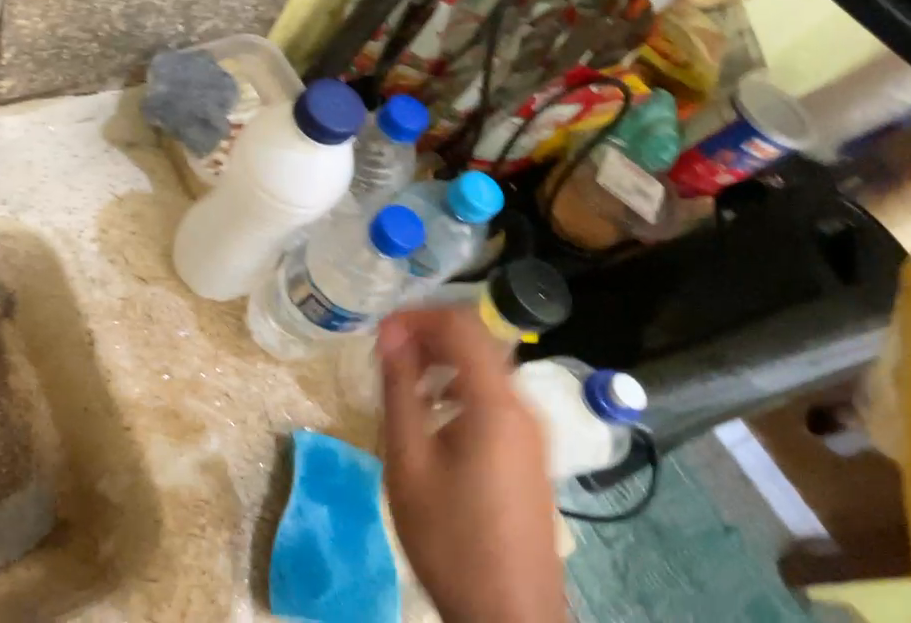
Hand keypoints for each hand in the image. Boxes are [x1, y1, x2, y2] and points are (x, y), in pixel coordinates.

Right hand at [376, 309, 565, 622]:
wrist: (509, 613)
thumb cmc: (449, 536)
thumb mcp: (409, 460)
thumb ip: (399, 389)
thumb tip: (388, 333)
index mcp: (496, 403)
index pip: (460, 324)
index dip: (416, 316)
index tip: (377, 333)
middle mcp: (523, 407)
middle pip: (476, 343)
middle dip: (426, 338)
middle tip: (383, 358)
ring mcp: (533, 433)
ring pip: (485, 371)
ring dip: (441, 364)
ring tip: (400, 387)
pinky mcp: (530, 454)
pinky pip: (494, 399)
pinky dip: (459, 390)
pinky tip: (431, 420)